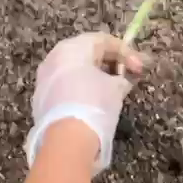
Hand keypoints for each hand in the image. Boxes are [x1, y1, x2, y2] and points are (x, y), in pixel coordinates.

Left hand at [27, 32, 144, 173]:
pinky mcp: (41, 101)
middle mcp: (54, 58)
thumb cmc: (94, 106)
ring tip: (113, 93)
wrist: (67, 141)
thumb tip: (121, 81)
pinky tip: (94, 105)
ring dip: (96, 79)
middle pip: (87, 55)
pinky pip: (66, 89)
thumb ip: (122, 79)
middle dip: (110, 65)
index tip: (140, 68)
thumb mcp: (116, 89)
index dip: (126, 53)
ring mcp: (44, 80)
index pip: (103, 41)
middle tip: (128, 78)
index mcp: (72, 48)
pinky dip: (82, 91)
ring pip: (75, 72)